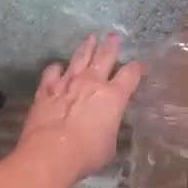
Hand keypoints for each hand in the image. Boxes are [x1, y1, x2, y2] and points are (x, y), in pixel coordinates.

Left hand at [18, 33, 143, 177]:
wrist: (50, 152)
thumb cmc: (86, 153)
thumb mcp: (110, 145)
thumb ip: (110, 128)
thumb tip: (107, 126)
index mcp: (113, 96)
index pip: (130, 75)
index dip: (137, 69)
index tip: (141, 66)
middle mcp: (91, 82)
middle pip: (104, 57)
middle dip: (110, 45)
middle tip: (113, 35)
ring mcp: (67, 82)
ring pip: (79, 58)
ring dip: (86, 47)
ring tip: (90, 38)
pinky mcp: (46, 88)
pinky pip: (52, 72)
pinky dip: (56, 68)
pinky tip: (57, 66)